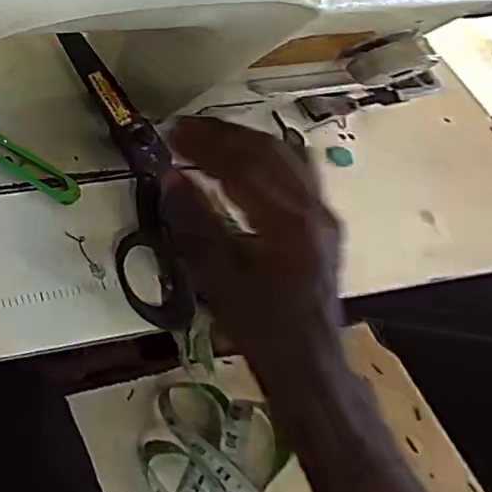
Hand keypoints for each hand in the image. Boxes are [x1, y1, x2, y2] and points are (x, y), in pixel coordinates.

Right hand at [161, 115, 342, 378]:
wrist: (307, 362)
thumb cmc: (259, 324)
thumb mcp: (216, 275)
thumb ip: (193, 221)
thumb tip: (170, 176)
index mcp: (288, 222)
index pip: (244, 164)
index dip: (205, 144)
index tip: (173, 134)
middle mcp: (312, 210)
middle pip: (266, 151)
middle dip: (221, 135)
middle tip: (183, 129)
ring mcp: (322, 213)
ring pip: (284, 155)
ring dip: (241, 139)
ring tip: (206, 136)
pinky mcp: (321, 221)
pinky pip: (293, 169)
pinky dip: (262, 154)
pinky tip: (243, 156)